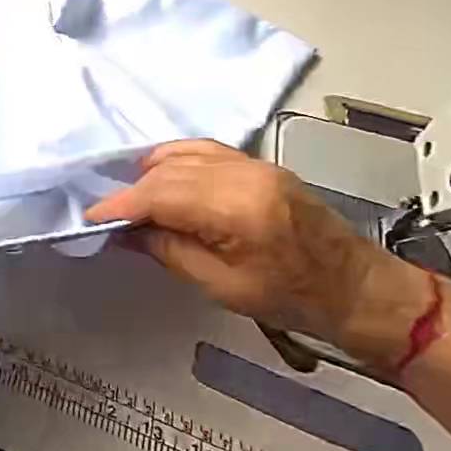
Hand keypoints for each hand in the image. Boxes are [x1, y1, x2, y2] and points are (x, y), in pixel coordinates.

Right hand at [86, 140, 434, 367]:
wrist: (360, 290)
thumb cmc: (290, 298)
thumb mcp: (218, 284)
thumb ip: (166, 249)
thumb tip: (123, 231)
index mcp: (237, 209)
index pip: (160, 195)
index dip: (119, 205)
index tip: (90, 218)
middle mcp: (245, 176)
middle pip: (166, 172)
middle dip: (129, 192)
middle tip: (106, 215)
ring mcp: (256, 165)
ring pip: (182, 156)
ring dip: (148, 175)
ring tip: (129, 199)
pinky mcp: (260, 166)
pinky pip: (204, 151)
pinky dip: (174, 161)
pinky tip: (158, 175)